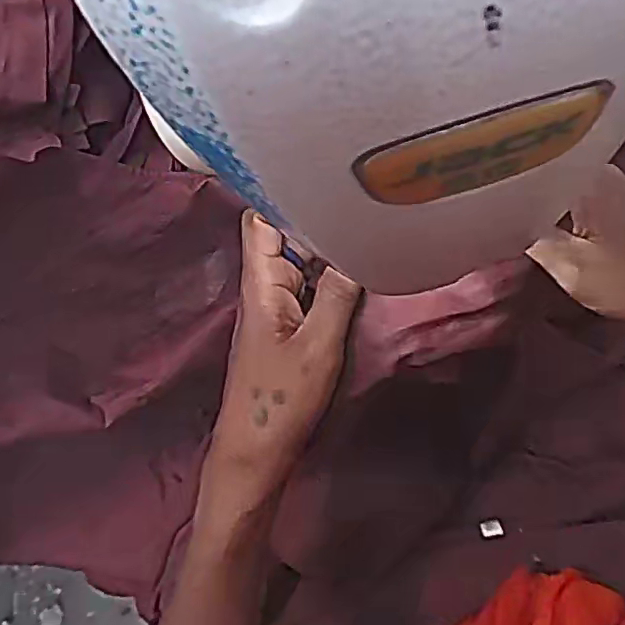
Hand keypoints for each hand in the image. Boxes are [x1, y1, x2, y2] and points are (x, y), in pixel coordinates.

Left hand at [204, 212, 362, 508]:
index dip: (283, 192)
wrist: (255, 451)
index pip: (261, 218)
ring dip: (329, 245)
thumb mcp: (319, 346)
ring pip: (303, 259)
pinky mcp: (290, 321)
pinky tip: (359, 266)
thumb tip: (360, 243)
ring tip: (369, 223)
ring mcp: (278, 303)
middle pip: (286, 234)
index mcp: (261, 282)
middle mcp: (266, 285)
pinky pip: (311, 284)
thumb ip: (339, 293)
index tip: (323, 172)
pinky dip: (332, 273)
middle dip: (319, 216)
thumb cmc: (281, 400)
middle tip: (364, 198)